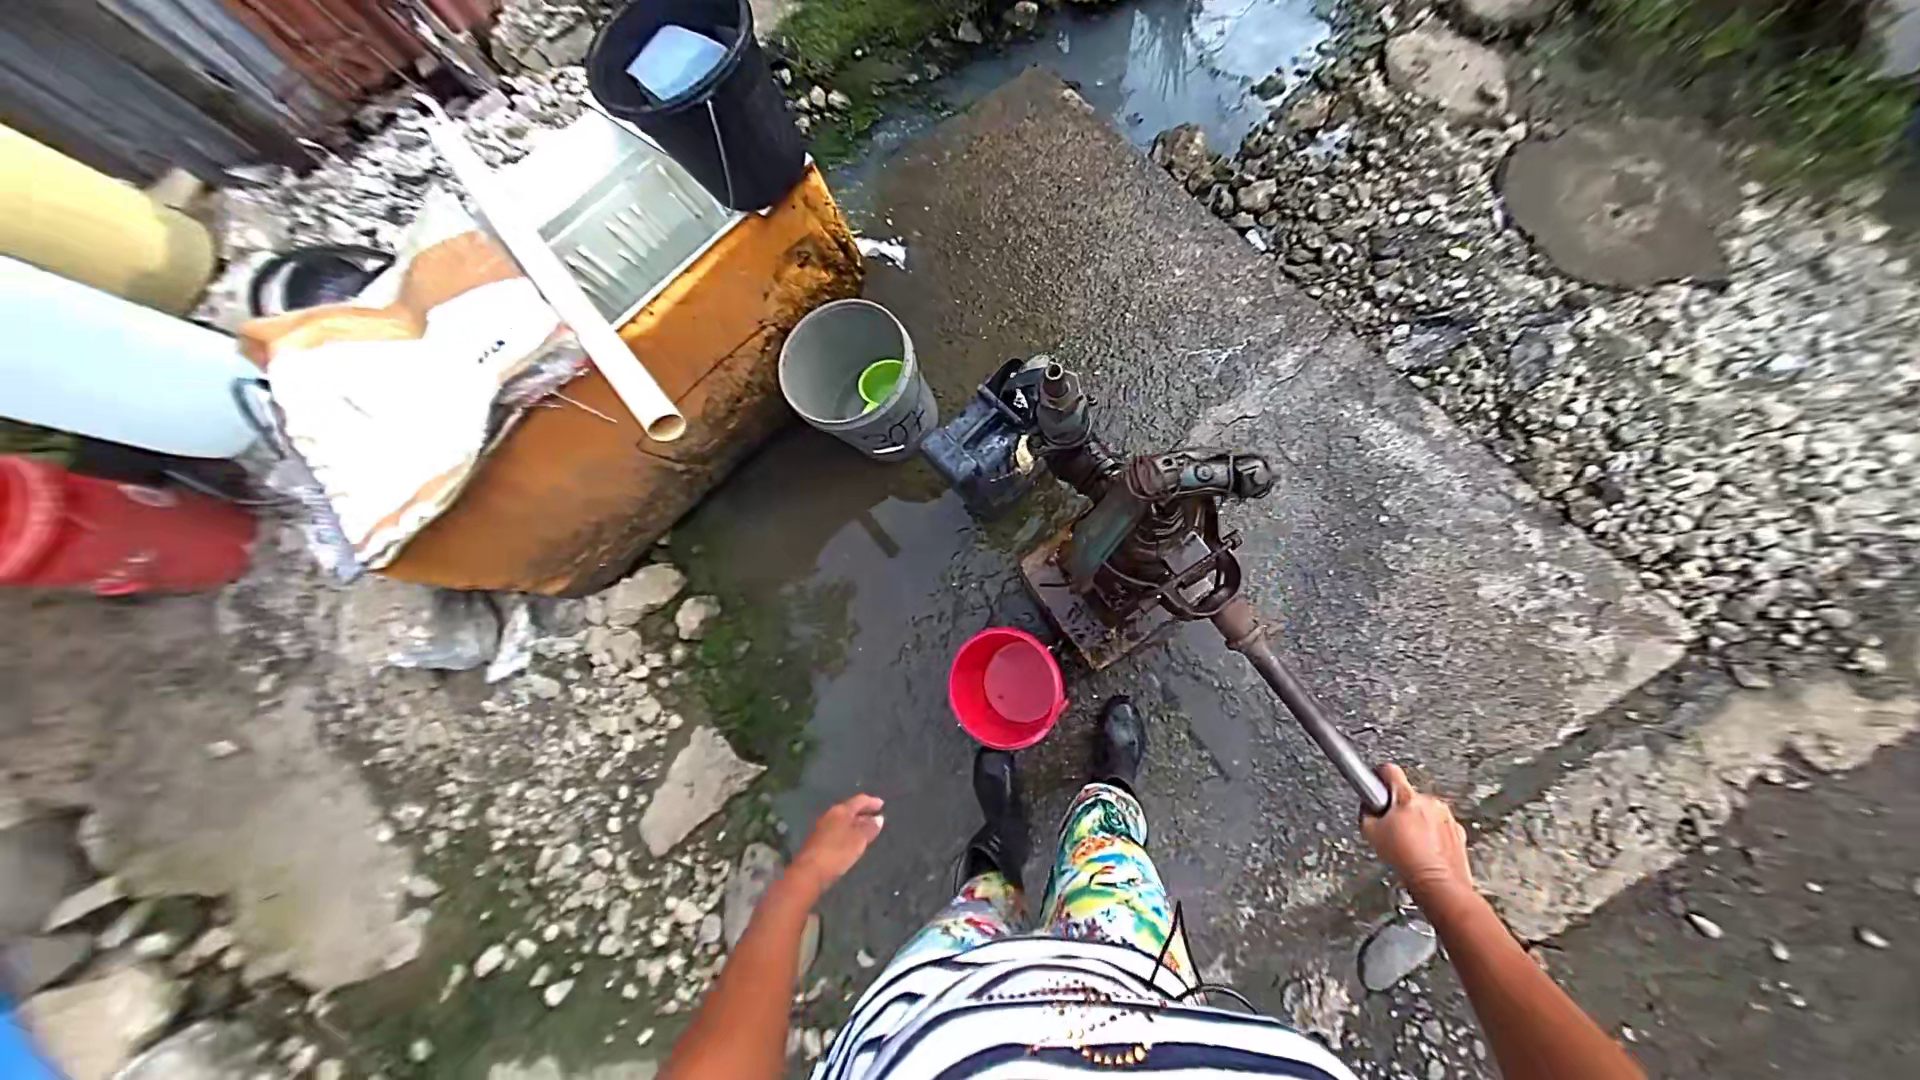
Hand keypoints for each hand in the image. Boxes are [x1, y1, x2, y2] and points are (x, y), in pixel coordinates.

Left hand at [790, 794, 884, 894]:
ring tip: (867, 830)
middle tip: (876, 818)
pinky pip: (837, 831)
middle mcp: (830, 815)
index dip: (871, 802)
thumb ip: (869, 828)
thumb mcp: (858, 840)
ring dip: (855, 824)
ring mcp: (822, 828)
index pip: (859, 800)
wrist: (808, 873)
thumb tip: (878, 819)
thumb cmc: (837, 852)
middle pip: (850, 810)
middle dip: (863, 813)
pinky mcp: (818, 841)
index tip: (882, 804)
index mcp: (841, 811)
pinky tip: (852, 841)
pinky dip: (847, 832)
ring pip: (843, 821)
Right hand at [1361, 765, 1473, 904]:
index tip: (1375, 782)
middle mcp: (1430, 803)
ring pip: (1424, 810)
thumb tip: (1368, 805)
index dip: (1378, 775)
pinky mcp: (1459, 832)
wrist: (1439, 885)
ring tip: (1409, 841)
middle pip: (1407, 794)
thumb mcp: (1369, 831)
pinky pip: (1439, 825)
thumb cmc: (1407, 860)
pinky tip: (1423, 848)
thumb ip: (1366, 811)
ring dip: (1416, 820)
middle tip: (1391, 825)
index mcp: (1407, 798)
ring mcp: (1447, 818)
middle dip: (1398, 806)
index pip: (1389, 771)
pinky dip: (1431, 833)